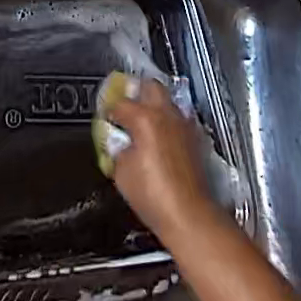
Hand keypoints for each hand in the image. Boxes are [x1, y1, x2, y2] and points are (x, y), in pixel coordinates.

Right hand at [108, 78, 218, 239]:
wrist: (189, 214)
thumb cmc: (151, 194)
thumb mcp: (122, 173)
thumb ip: (117, 150)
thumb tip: (119, 142)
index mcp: (144, 118)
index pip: (121, 103)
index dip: (110, 108)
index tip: (105, 116)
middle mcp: (166, 113)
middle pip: (150, 86)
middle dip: (137, 92)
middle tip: (126, 106)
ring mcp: (183, 123)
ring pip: (167, 101)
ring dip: (154, 106)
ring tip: (143, 123)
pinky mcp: (195, 136)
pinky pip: (178, 118)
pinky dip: (167, 122)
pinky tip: (161, 138)